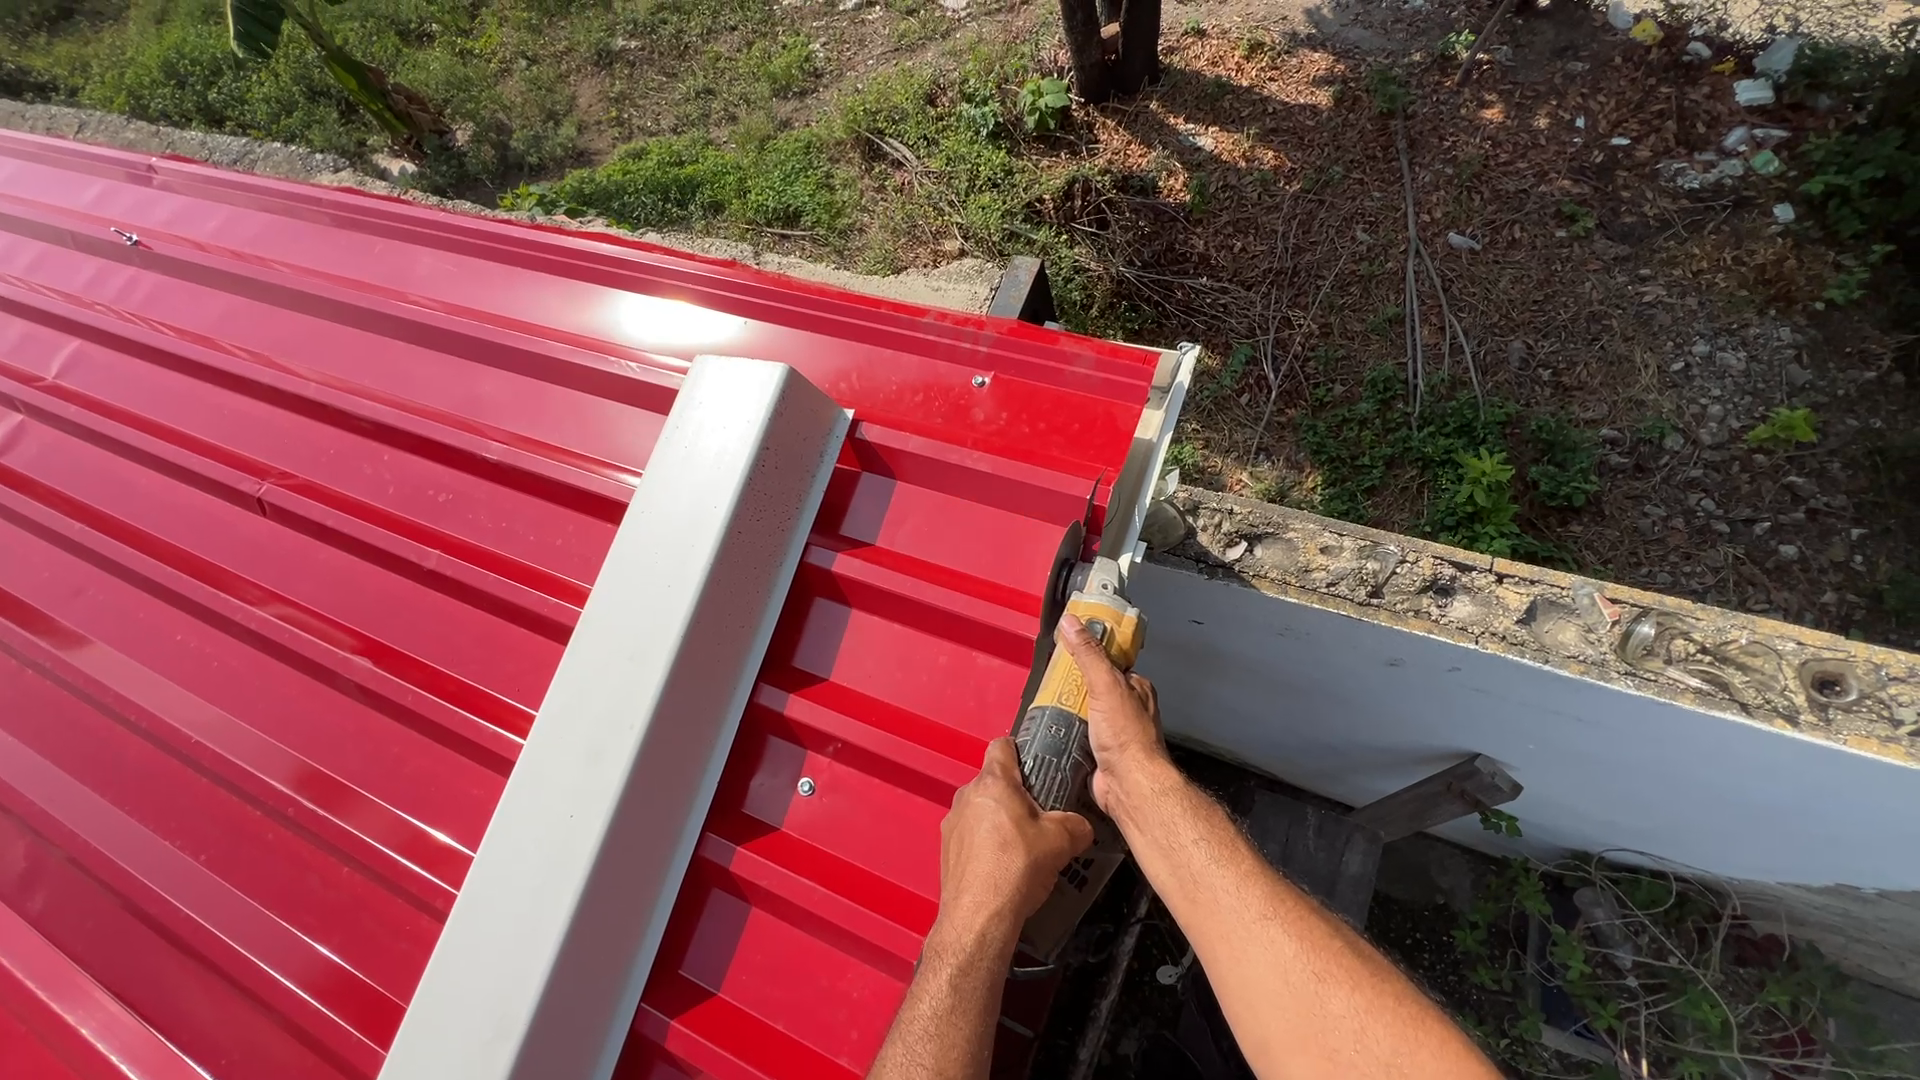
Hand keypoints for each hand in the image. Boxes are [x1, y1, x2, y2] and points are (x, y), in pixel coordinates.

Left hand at [936, 739, 1093, 944]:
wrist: (978, 918)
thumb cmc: (1016, 867)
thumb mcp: (1061, 842)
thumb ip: (1076, 825)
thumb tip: (1081, 827)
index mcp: (993, 782)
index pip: (1002, 745)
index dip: (1020, 750)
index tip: (1035, 764)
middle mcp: (967, 795)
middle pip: (993, 782)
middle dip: (1015, 795)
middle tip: (1039, 817)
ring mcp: (952, 823)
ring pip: (980, 810)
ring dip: (998, 821)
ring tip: (1022, 848)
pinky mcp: (946, 850)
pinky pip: (969, 836)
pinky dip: (984, 845)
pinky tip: (1003, 869)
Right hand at [1054, 612, 1168, 813]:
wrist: (1128, 785)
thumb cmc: (1127, 736)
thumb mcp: (1105, 684)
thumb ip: (1088, 653)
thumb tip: (1071, 622)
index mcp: (1135, 687)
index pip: (1109, 660)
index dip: (1088, 651)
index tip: (1065, 646)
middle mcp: (1126, 708)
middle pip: (1092, 685)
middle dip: (1071, 684)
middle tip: (1049, 680)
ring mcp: (1112, 730)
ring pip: (1082, 710)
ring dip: (1065, 709)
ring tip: (1044, 702)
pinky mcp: (1098, 751)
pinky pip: (1076, 733)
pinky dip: (1063, 730)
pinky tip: (1051, 727)